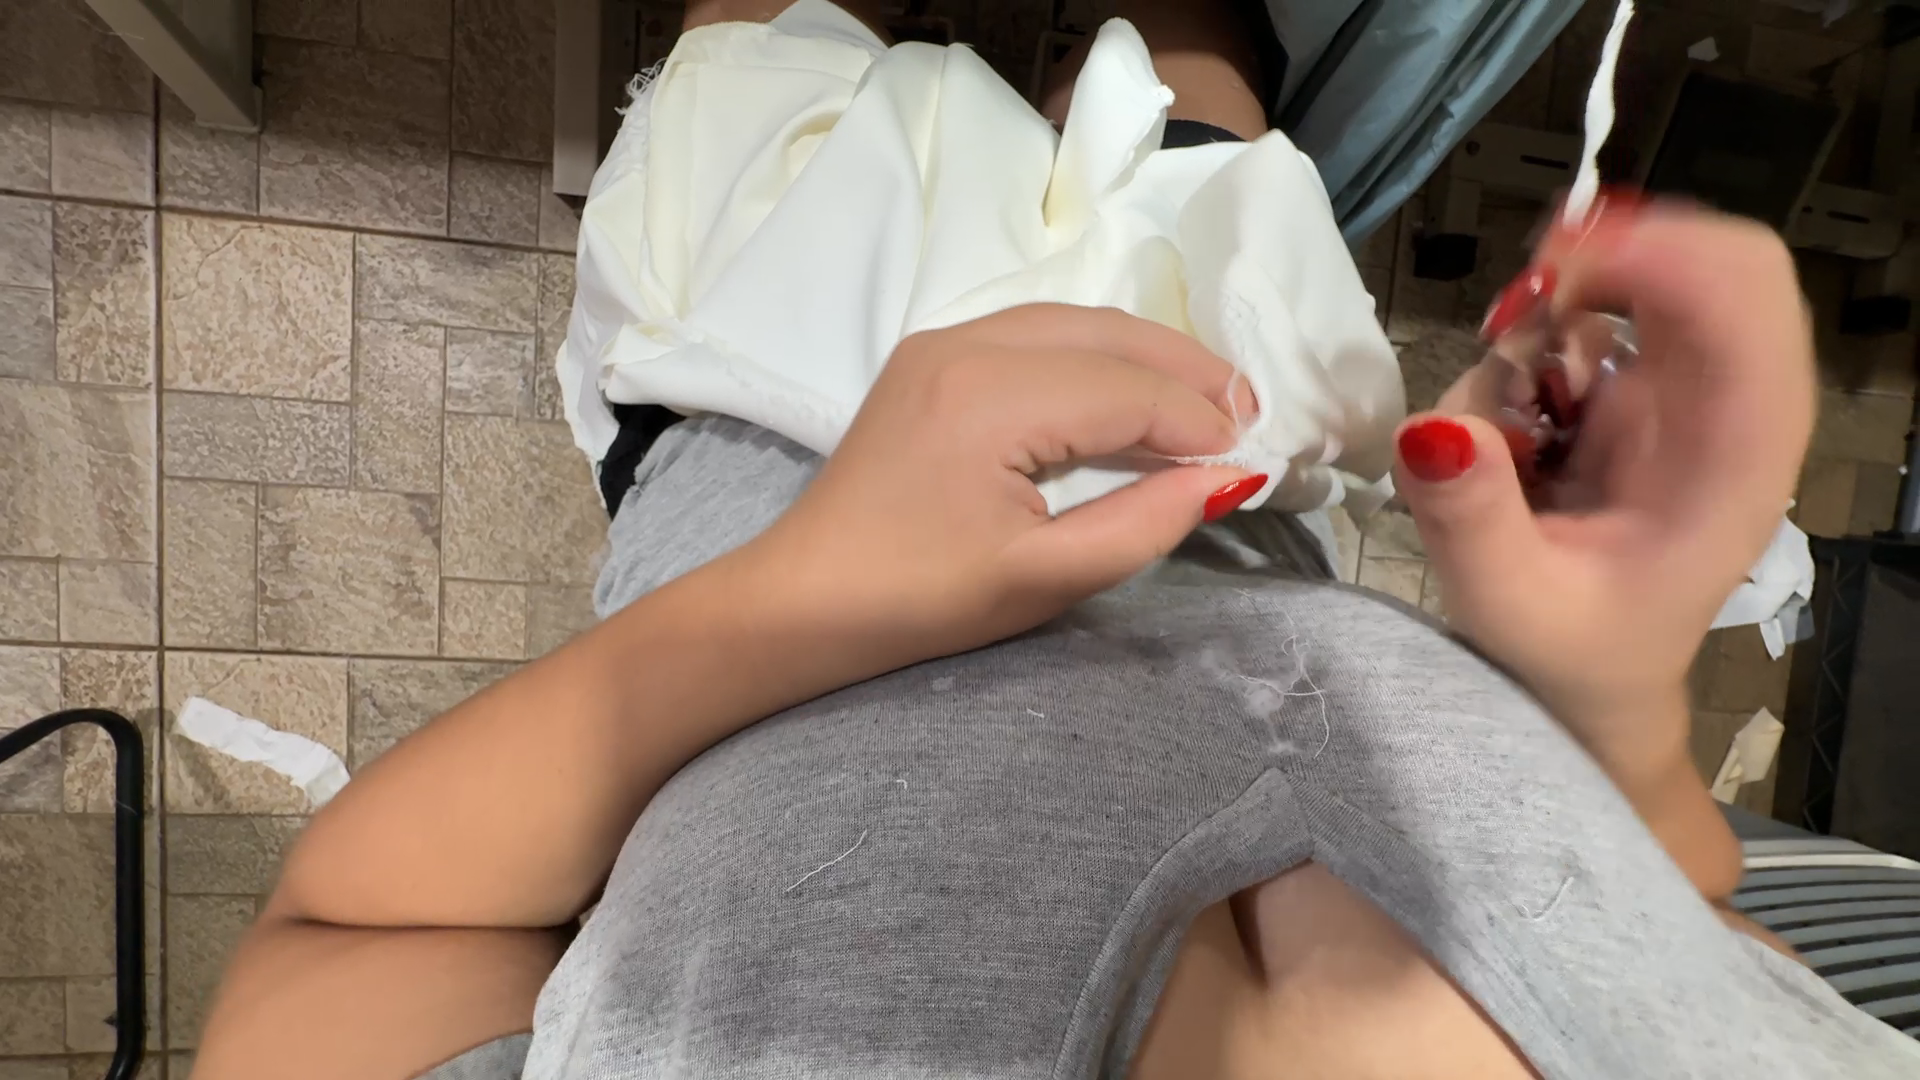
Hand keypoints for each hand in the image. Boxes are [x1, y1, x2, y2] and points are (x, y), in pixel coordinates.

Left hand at [735, 303, 1262, 681]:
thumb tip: (1223, 478)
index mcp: (988, 397)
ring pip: (1072, 324)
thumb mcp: (1040, 579)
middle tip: (1247, 412)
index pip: (1126, 390)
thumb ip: (1142, 524)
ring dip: (1143, 357)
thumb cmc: (918, 603)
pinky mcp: (929, 360)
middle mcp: (964, 344)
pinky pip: (1033, 337)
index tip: (1253, 455)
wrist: (805, 600)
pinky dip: (1091, 360)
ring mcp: (940, 343)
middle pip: (1106, 333)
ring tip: (1202, 401)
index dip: (1198, 422)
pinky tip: (1122, 393)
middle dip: (1186, 370)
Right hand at [1395, 208, 1814, 770]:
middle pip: (1685, 268)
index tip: (1538, 277)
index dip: (1649, 250)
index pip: (1736, 296)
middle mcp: (1710, 406)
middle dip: (1582, 278)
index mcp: (1730, 450)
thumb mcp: (1507, 599)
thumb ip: (1472, 519)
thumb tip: (1432, 428)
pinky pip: (1557, 346)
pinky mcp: (1610, 410)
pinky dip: (1506, 377)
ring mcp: (1660, 402)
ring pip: (1601, 306)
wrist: (1581, 676)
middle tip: (1503, 330)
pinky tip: (1498, 452)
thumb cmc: (1567, 650)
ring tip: (1496, 457)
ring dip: (1523, 353)